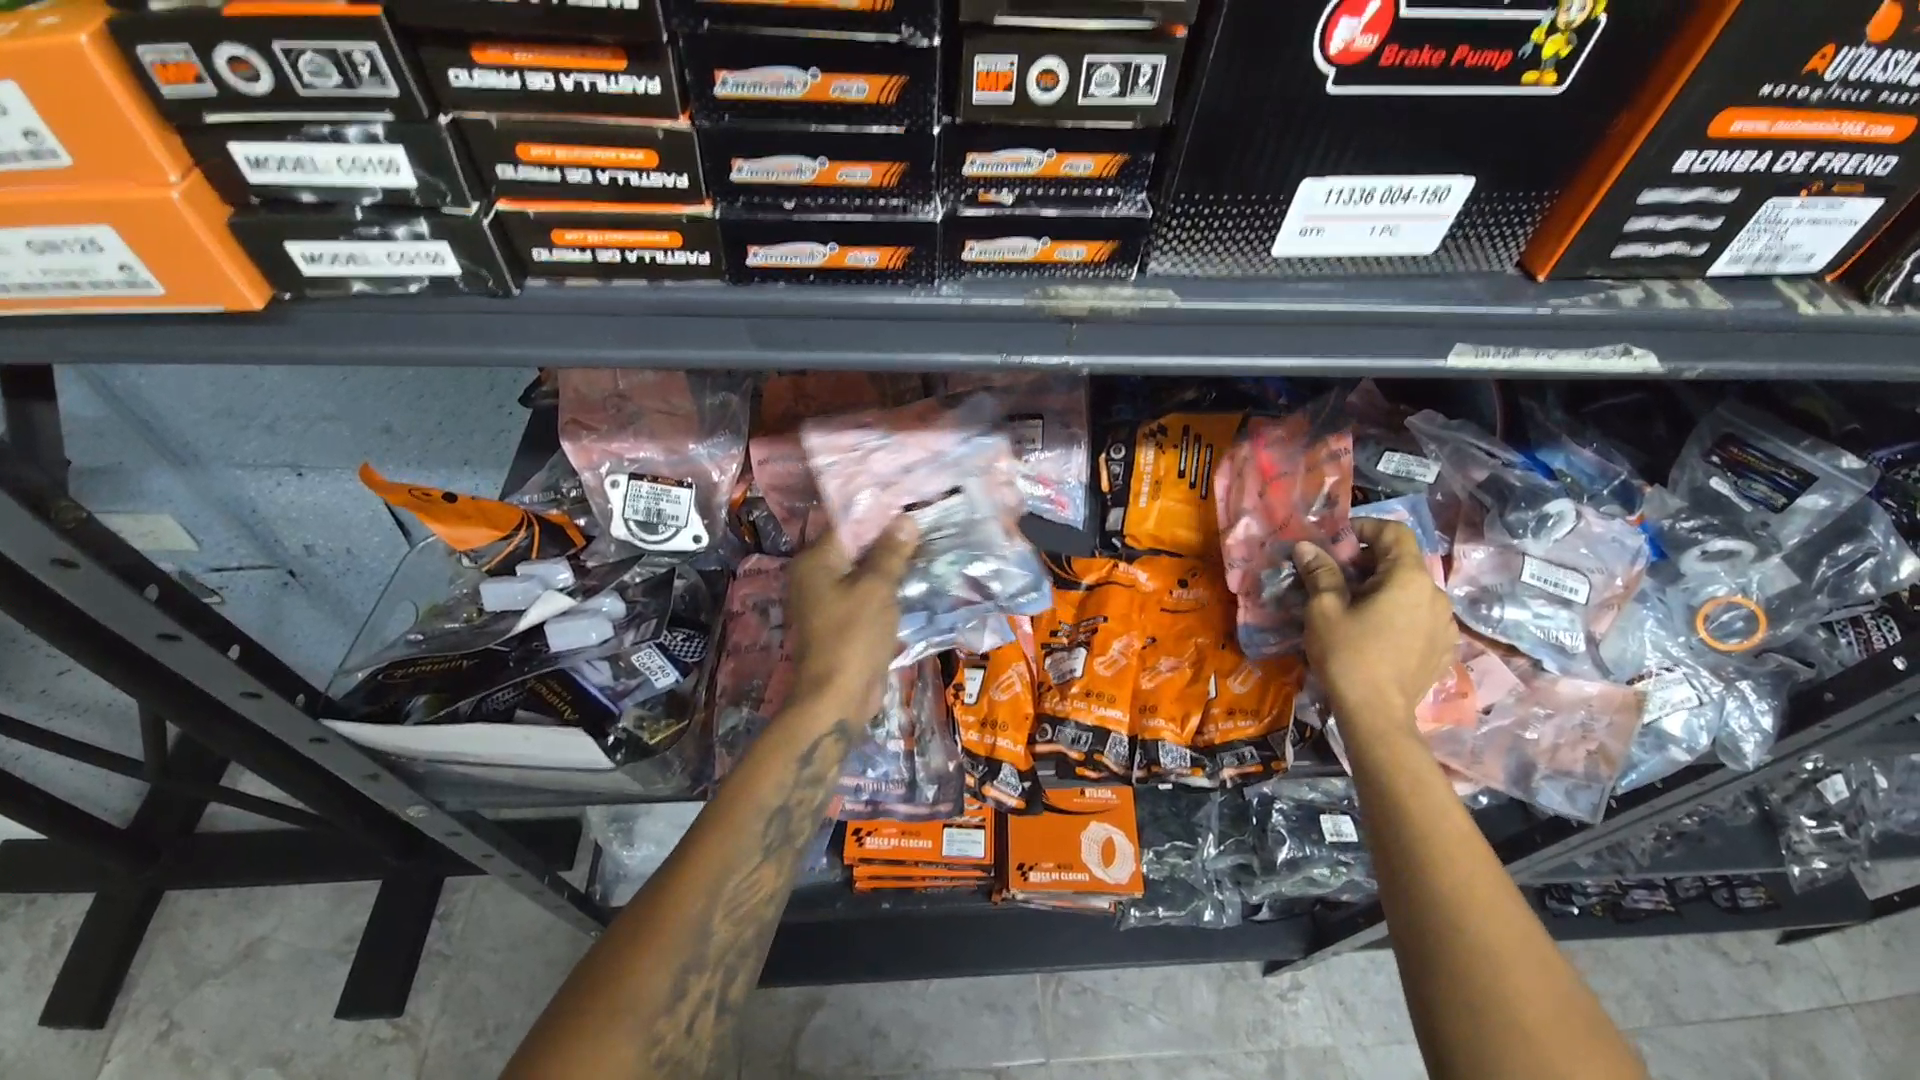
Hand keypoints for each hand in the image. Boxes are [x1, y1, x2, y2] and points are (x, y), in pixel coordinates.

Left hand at [786, 517, 919, 722]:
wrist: (837, 698)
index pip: (849, 526)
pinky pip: (866, 599)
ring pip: (863, 576)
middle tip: (926, 529)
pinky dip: (886, 593)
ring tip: (926, 552)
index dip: (881, 518)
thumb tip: (905, 520)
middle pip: (855, 550)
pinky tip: (913, 585)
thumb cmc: (852, 636)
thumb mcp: (876, 589)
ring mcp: (827, 603)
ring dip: (890, 569)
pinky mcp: (841, 625)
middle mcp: (814, 578)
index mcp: (814, 562)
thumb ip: (890, 553)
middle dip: (888, 543)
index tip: (913, 509)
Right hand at [1297, 518, 1457, 739]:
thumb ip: (1320, 572)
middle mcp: (1436, 593)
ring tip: (1355, 606)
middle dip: (1369, 561)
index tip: (1336, 541)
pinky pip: (1420, 616)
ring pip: (1412, 590)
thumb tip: (1307, 546)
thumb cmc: (1348, 655)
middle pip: (1403, 561)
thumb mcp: (1324, 610)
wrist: (1377, 715)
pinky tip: (1376, 632)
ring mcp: (1445, 622)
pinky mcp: (1444, 646)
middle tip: (1336, 576)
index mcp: (1409, 577)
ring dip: (1384, 588)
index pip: (1394, 532)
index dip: (1365, 528)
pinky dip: (1398, 612)